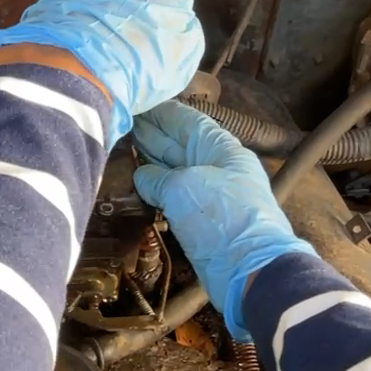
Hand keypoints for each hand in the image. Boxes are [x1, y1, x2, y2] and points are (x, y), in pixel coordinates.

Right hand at [132, 102, 314, 339]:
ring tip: (122, 146)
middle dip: (152, 133)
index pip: (189, 121)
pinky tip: (134, 181)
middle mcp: (215, 168)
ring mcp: (207, 195)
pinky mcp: (198, 220)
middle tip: (123, 120)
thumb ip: (157, 177)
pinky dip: (152, 188)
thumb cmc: (222, 217)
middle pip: (179, 144)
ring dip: (149, 159)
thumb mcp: (183, 186)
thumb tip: (141, 176)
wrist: (248, 269)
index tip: (139, 101)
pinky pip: (171, 195)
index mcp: (221, 150)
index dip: (163, 112)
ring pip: (173, 170)